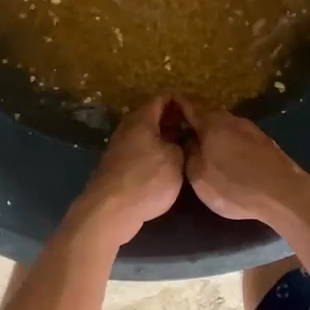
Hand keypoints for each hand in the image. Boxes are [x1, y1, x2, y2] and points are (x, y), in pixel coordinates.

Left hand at [63, 96, 186, 250]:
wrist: (110, 210)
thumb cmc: (146, 180)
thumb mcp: (175, 160)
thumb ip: (181, 144)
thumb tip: (181, 140)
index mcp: (141, 120)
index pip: (162, 99)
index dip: (181, 102)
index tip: (198, 112)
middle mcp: (128, 129)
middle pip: (152, 117)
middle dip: (173, 121)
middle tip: (195, 130)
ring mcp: (120, 148)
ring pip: (146, 135)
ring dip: (164, 139)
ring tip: (186, 148)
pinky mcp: (118, 166)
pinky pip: (141, 151)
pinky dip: (154, 153)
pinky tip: (168, 165)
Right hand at [179, 100, 309, 229]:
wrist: (284, 194)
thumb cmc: (234, 184)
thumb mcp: (198, 175)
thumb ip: (188, 154)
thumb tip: (187, 142)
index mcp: (211, 122)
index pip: (188, 103)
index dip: (174, 103)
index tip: (162, 109)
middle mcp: (232, 119)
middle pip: (208, 115)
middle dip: (193, 122)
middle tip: (179, 136)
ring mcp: (252, 131)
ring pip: (225, 128)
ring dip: (212, 135)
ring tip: (202, 151)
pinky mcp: (265, 145)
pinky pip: (239, 139)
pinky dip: (228, 145)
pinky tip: (227, 161)